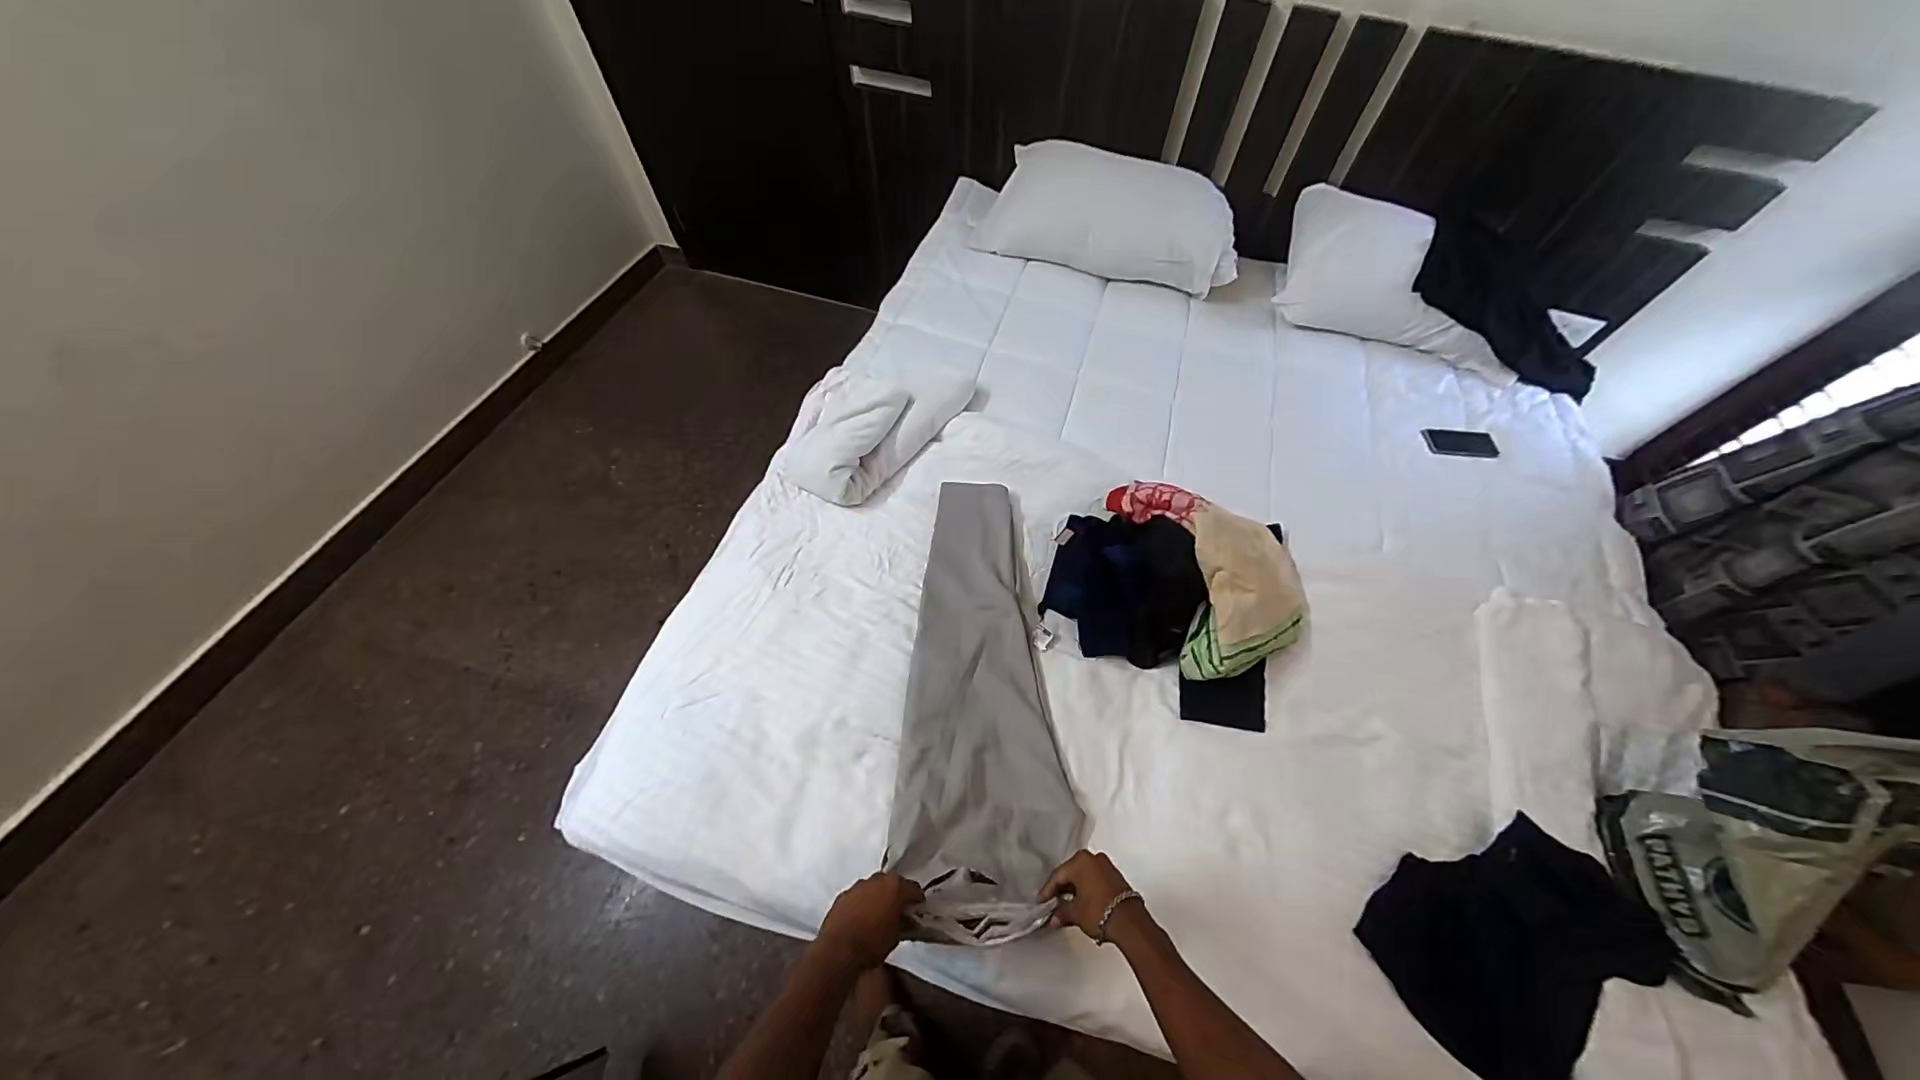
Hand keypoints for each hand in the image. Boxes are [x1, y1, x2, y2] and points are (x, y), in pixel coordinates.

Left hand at [813, 872, 924, 968]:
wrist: (838, 951)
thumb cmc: (872, 944)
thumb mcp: (896, 936)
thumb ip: (904, 922)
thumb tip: (906, 920)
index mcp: (895, 887)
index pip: (913, 888)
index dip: (917, 899)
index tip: (918, 908)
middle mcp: (877, 880)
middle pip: (892, 883)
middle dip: (896, 895)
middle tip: (899, 910)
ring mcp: (858, 886)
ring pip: (873, 887)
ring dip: (878, 897)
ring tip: (879, 914)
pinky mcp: (843, 895)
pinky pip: (858, 896)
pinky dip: (862, 903)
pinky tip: (862, 917)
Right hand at [1040, 850, 1139, 940]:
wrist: (1129, 924)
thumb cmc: (1102, 911)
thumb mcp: (1075, 913)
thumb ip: (1061, 912)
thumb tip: (1055, 917)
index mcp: (1081, 860)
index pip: (1058, 876)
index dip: (1048, 891)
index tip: (1042, 901)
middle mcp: (1094, 859)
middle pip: (1071, 874)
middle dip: (1061, 890)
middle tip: (1052, 903)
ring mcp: (1107, 867)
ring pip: (1084, 877)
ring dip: (1075, 891)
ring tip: (1067, 907)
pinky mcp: (1116, 878)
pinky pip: (1095, 880)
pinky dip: (1087, 890)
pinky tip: (1082, 904)